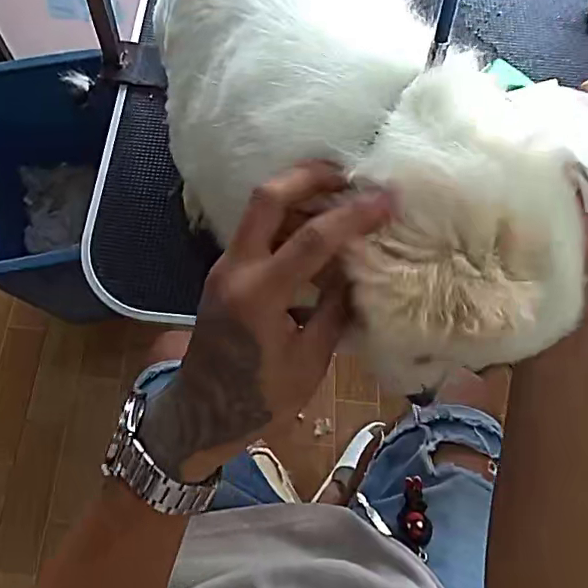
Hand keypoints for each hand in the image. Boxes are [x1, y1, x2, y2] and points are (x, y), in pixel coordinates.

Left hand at [139, 162, 393, 481]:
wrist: (202, 413)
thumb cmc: (259, 399)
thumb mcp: (308, 362)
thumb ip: (334, 311)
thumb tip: (358, 269)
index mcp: (258, 296)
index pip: (310, 240)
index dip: (351, 215)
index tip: (385, 199)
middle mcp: (235, 269)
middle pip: (266, 199)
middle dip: (308, 177)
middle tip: (348, 174)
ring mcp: (225, 266)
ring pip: (258, 209)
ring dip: (296, 193)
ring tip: (338, 193)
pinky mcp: (224, 272)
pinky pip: (256, 230)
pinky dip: (286, 218)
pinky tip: (314, 225)